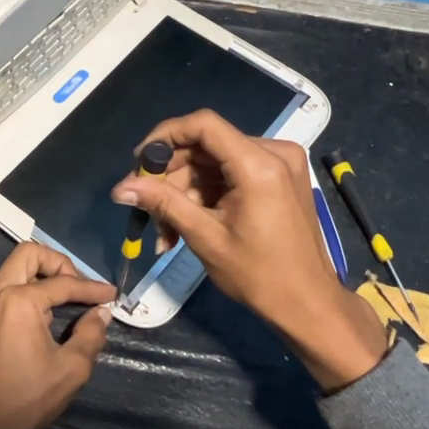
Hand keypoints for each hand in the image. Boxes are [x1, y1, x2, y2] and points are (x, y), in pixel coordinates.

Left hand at [0, 244, 114, 428]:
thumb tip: (100, 313)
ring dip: (42, 275)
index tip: (112, 295)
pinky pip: (5, 287)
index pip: (62, 283)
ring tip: (68, 299)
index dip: (91, 288)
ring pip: (14, 268)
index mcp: (17, 301)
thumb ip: (90, 334)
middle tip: (81, 287)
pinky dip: (28, 289)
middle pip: (29, 254)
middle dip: (60, 264)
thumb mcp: (72, 368)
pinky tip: (48, 312)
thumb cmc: (29, 399)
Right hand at [111, 109, 388, 390]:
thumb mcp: (205, 237)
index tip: (139, 163)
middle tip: (145, 207)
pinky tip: (185, 226)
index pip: (203, 125)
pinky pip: (231, 175)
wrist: (308, 303)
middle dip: (171, 176)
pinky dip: (206, 196)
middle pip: (206, 146)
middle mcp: (274, 153)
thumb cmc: (259, 275)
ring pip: (214, 163)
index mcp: (259, 164)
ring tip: (164, 231)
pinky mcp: (279, 179)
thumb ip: (164, 204)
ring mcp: (280, 165)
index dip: (165, 137)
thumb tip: (120, 189)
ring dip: (185, 192)